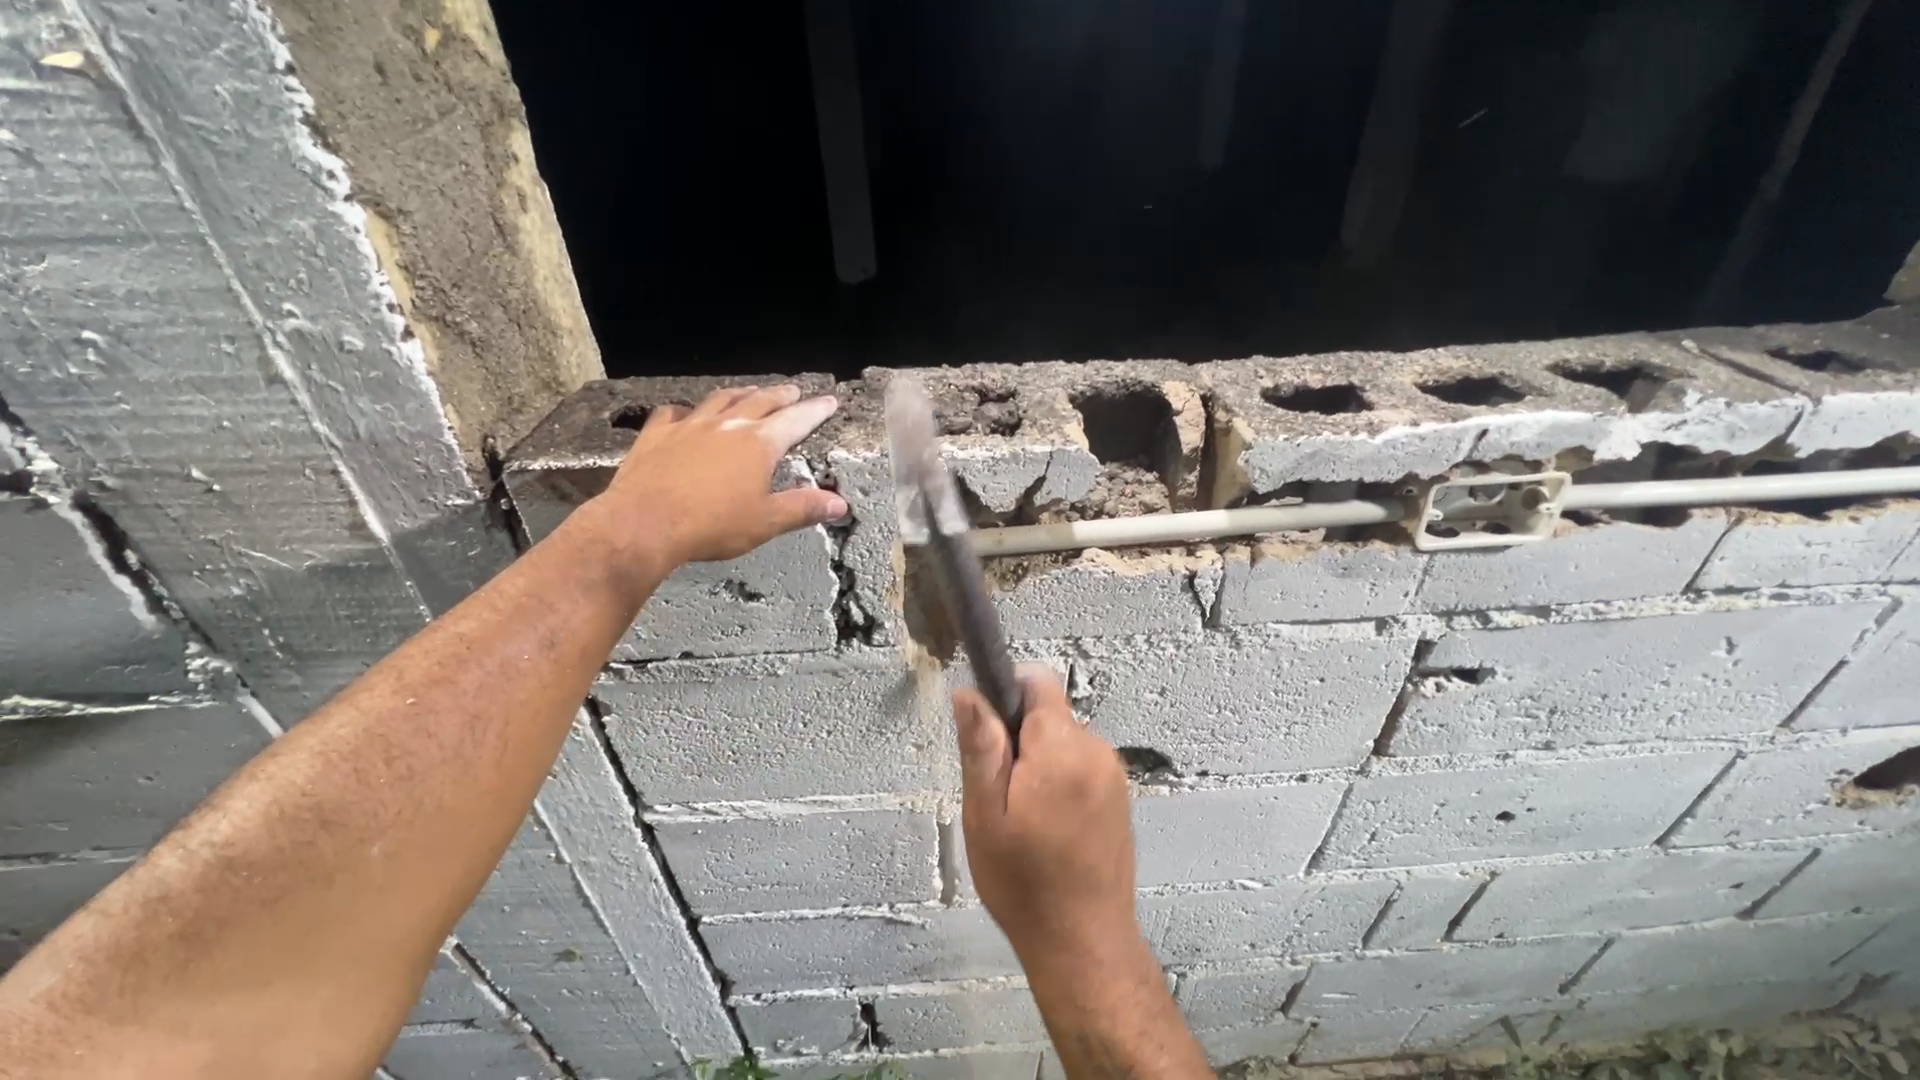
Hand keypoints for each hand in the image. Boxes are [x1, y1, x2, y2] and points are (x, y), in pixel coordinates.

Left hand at [595, 385, 847, 566]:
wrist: (643, 524)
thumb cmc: (710, 526)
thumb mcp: (765, 522)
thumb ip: (803, 508)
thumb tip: (838, 503)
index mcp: (759, 444)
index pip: (797, 420)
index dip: (816, 410)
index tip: (829, 400)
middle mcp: (727, 426)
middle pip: (761, 401)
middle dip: (781, 395)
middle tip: (794, 390)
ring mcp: (690, 426)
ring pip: (721, 399)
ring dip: (740, 394)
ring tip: (751, 391)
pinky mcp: (657, 435)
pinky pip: (674, 412)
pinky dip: (687, 410)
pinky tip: (687, 413)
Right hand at [955, 668, 1138, 963]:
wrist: (1083, 942)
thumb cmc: (1024, 882)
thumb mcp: (985, 814)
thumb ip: (981, 747)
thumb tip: (969, 692)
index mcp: (1063, 748)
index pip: (1037, 682)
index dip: (1005, 694)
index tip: (987, 736)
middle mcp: (1097, 750)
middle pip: (1049, 713)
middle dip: (1019, 738)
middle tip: (999, 793)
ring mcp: (1114, 774)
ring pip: (1063, 741)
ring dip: (1038, 762)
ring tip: (1022, 817)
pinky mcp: (1120, 796)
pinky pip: (1081, 764)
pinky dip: (1060, 780)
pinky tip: (1048, 826)